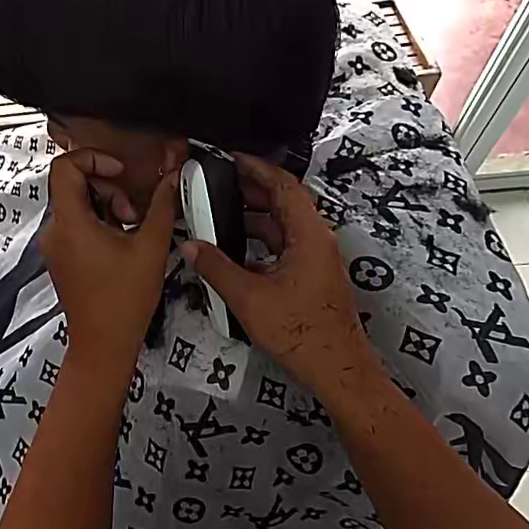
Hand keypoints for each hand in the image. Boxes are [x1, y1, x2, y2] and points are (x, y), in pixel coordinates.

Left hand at [42, 148, 179, 365]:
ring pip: (75, 204)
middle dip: (107, 188)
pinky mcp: (61, 257)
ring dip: (105, 206)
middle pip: (72, 184)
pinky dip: (98, 222)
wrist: (104, 342)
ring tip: (130, 229)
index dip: (93, 158)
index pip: (65, 167)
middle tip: (132, 211)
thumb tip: (173, 179)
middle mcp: (54, 231)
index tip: (119, 170)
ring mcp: (55, 246)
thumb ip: (163, 207)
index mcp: (70, 223)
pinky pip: (75, 225)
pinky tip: (120, 242)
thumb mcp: (151, 247)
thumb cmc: (123, 302)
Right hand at [183, 153, 382, 399]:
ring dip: (256, 219)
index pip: (284, 186)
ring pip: (284, 227)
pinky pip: (285, 247)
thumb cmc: (302, 333)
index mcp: (309, 236)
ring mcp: (317, 260)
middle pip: (284, 203)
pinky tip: (237, 252)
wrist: (337, 369)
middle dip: (252, 192)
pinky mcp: (313, 277)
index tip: (234, 159)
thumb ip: (216, 268)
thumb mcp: (249, 298)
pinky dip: (262, 243)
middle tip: (220, 184)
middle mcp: (317, 241)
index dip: (258, 169)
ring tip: (222, 214)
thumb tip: (191, 247)